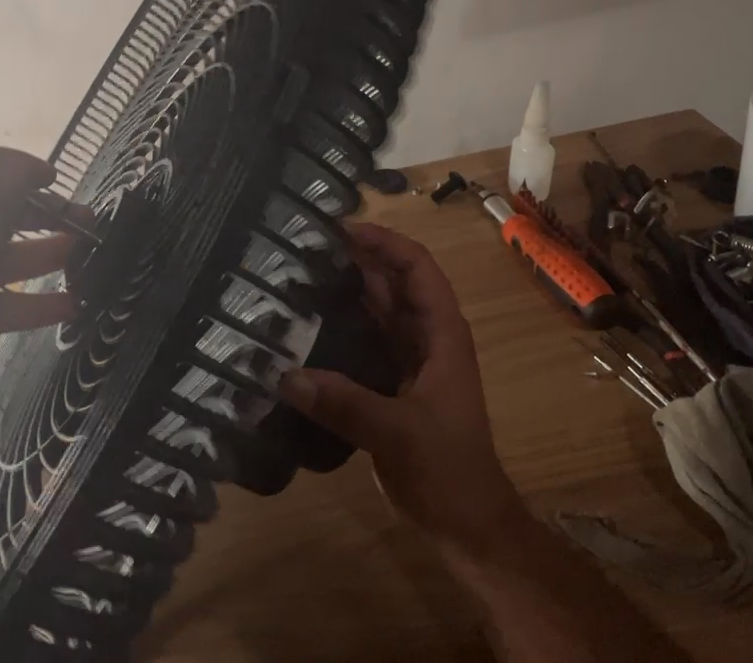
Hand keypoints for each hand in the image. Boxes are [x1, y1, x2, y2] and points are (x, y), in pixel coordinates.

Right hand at [278, 223, 526, 544]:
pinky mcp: (393, 388)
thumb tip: (285, 376)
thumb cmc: (448, 470)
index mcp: (442, 336)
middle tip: (306, 247)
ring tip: (299, 276)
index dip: (386, 242)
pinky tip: (303, 329)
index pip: (418, 269)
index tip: (343, 228)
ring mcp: (411, 364)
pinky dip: (340, 330)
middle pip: (394, 285)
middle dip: (358, 260)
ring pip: (378, 313)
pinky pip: (365, 344)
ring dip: (347, 293)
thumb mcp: (398, 434)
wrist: (467, 524)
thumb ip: (345, 404)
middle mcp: (427, 341)